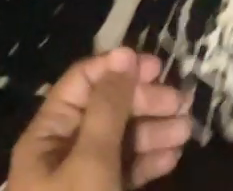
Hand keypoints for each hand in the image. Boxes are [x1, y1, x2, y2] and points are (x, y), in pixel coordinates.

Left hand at [8, 48, 192, 190]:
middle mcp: (62, 151)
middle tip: (179, 103)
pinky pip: (127, 168)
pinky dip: (150, 159)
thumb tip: (123, 53)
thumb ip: (109, 107)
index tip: (157, 67)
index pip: (81, 82)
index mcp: (47, 136)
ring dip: (154, 128)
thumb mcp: (92, 162)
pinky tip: (173, 158)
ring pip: (122, 138)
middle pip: (106, 107)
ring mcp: (82, 179)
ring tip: (185, 131)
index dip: (117, 68)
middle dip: (143, 101)